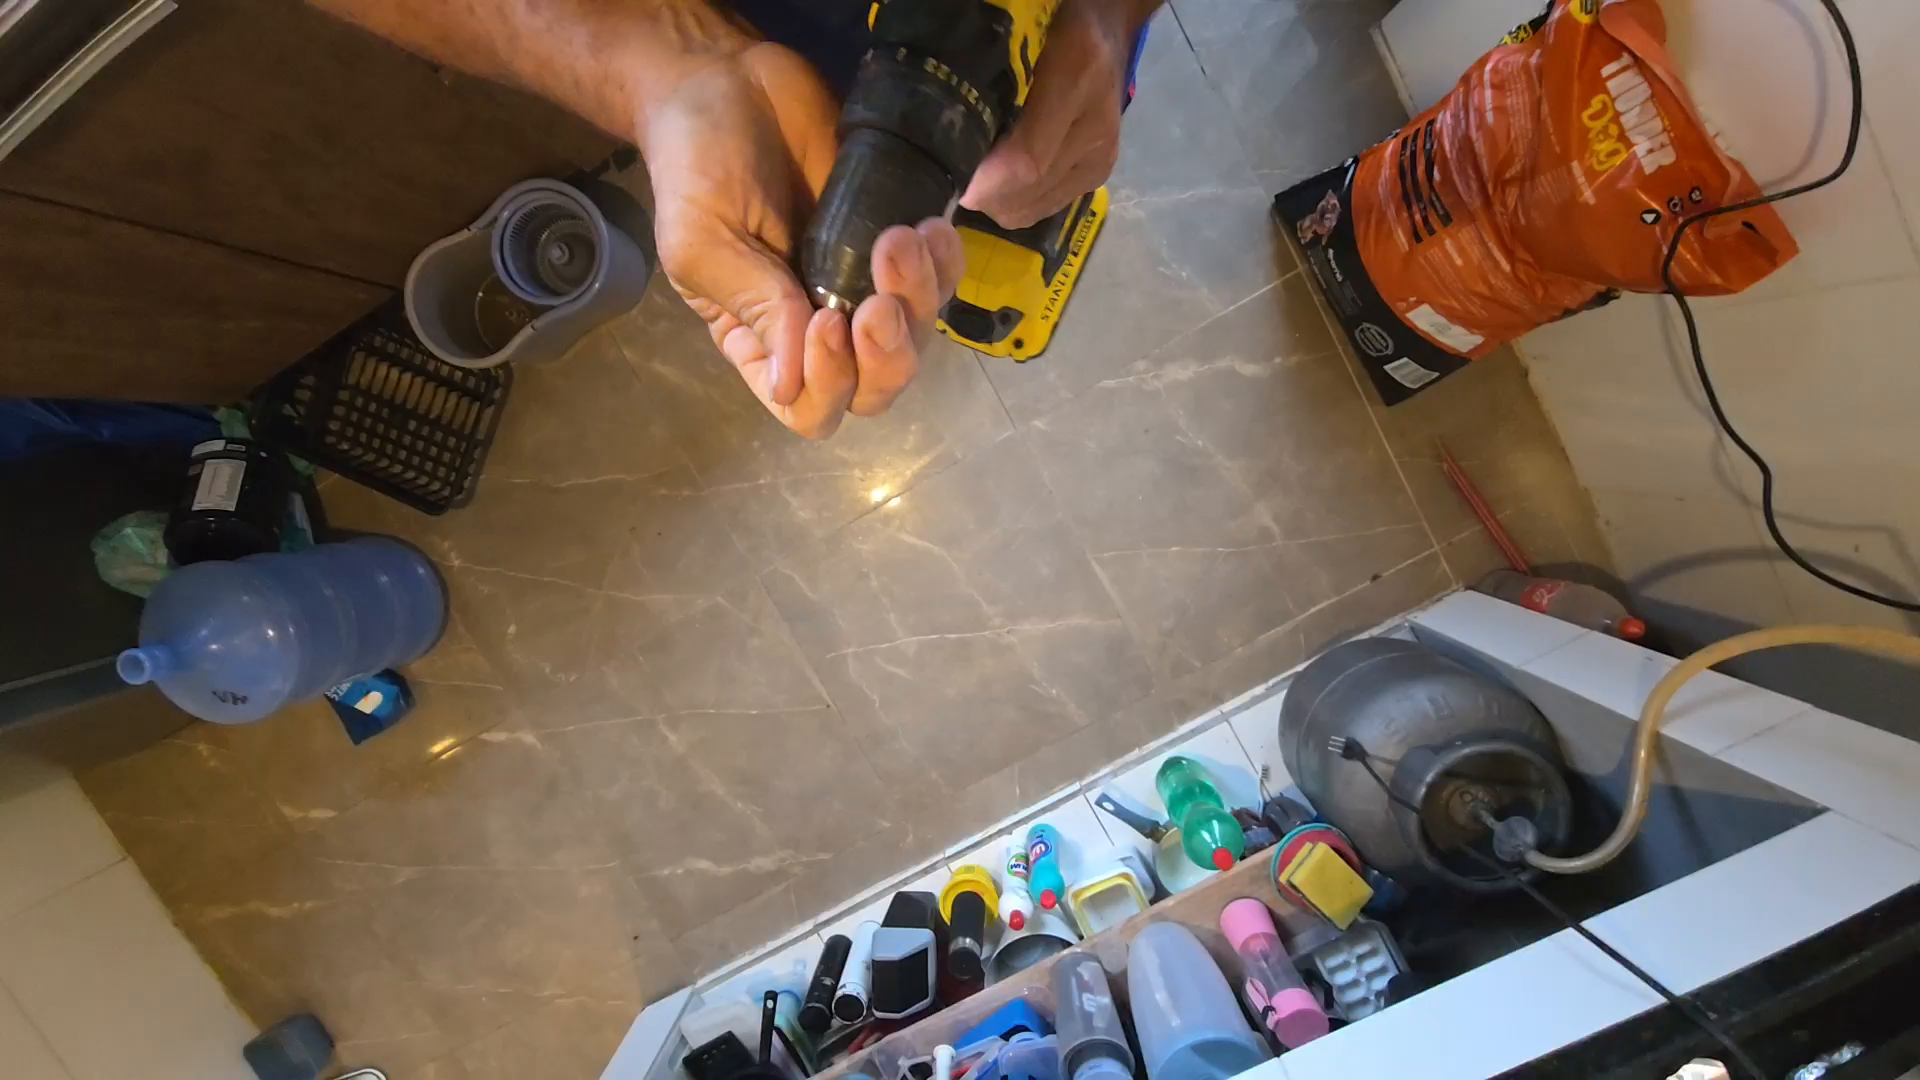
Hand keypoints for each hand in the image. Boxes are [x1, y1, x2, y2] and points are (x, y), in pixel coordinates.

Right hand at [642, 44, 965, 438]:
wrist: (726, 81)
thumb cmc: (696, 164)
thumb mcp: (704, 241)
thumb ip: (753, 308)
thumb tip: (788, 387)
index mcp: (765, 345)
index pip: (811, 409)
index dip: (830, 386)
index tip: (824, 321)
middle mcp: (821, 332)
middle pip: (876, 389)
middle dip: (888, 357)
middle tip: (879, 301)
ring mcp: (865, 291)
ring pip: (916, 338)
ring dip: (919, 302)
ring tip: (899, 240)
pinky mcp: (897, 250)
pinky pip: (940, 282)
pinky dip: (944, 264)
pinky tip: (930, 227)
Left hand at [960, 0, 1155, 228]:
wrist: (1105, 33)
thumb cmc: (1052, 28)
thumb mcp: (1016, 46)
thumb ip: (992, 91)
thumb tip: (958, 152)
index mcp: (1077, 78)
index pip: (1027, 161)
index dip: (988, 183)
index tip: (958, 186)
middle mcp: (1096, 129)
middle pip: (1029, 192)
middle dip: (987, 196)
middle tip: (959, 183)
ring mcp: (1100, 159)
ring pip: (1034, 208)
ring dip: (1000, 204)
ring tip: (981, 182)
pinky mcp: (1097, 176)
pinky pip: (1045, 208)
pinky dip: (1017, 204)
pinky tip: (1004, 186)